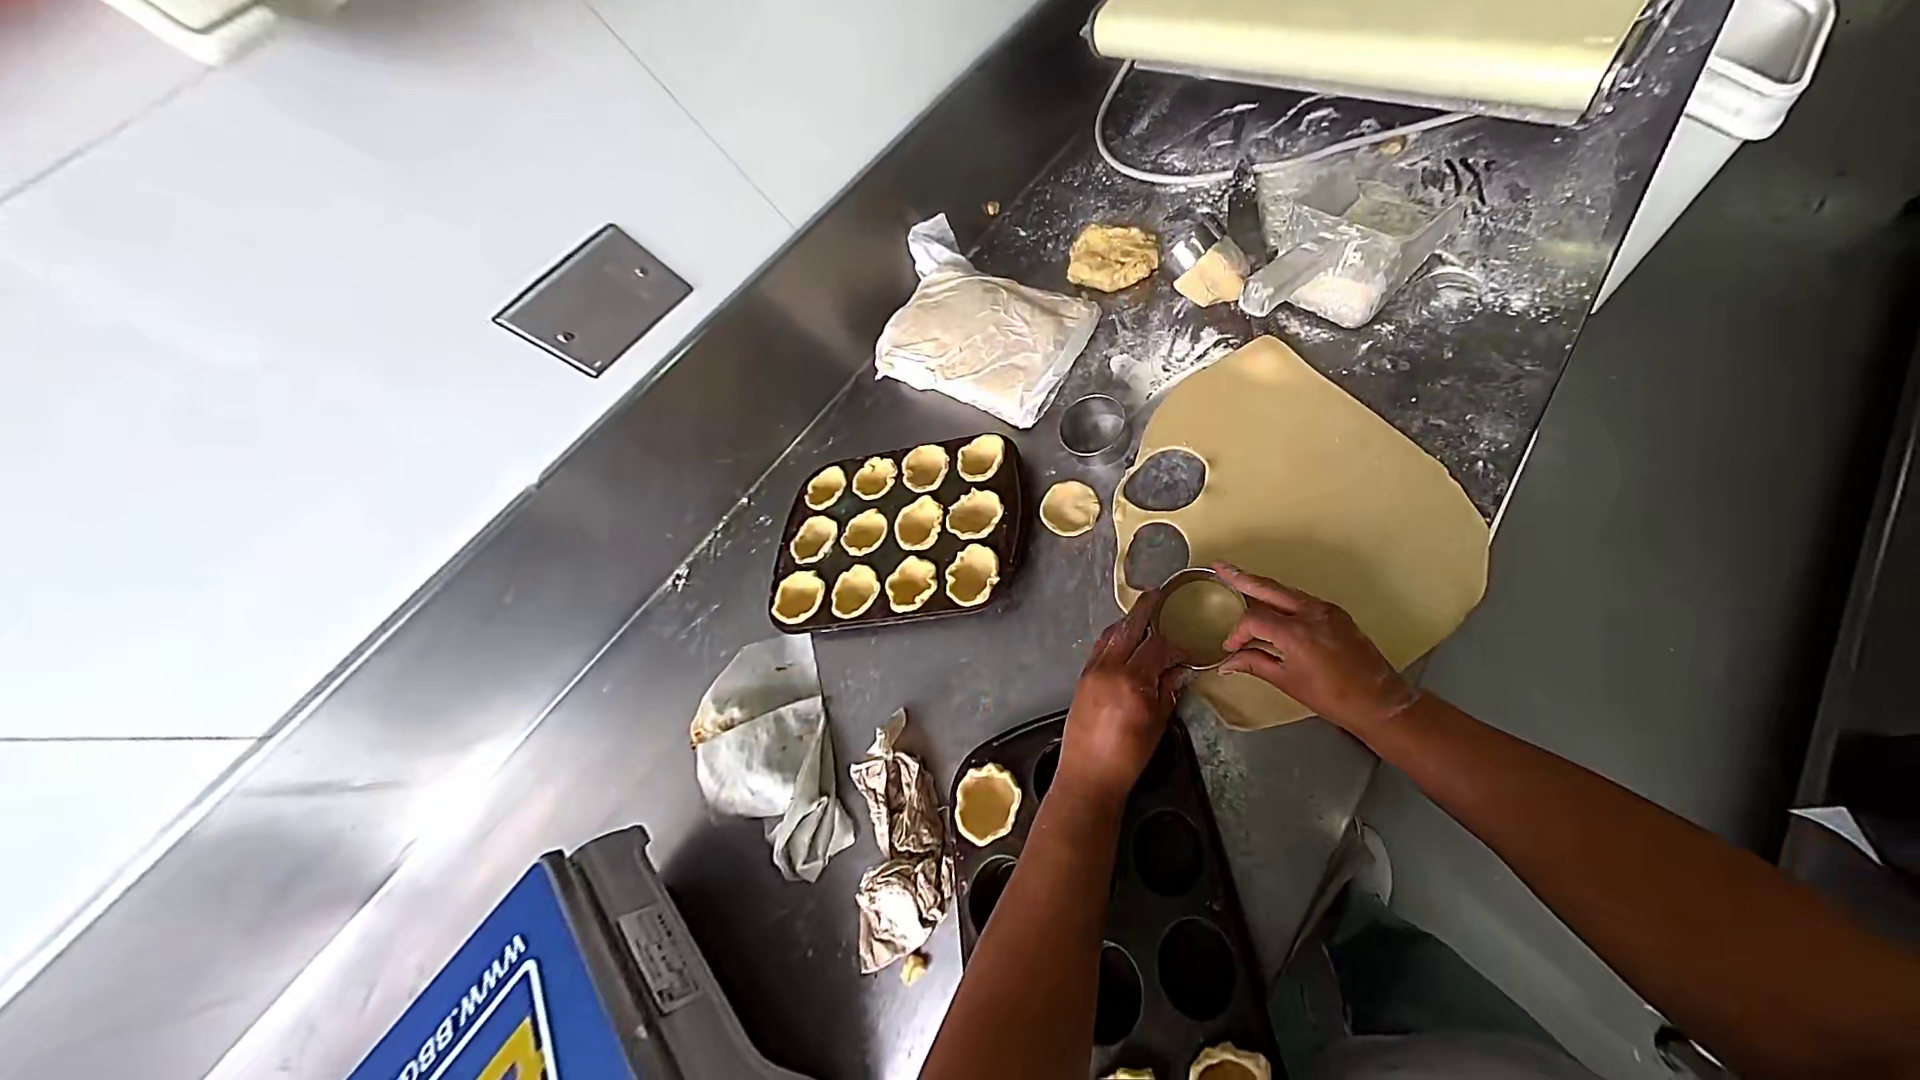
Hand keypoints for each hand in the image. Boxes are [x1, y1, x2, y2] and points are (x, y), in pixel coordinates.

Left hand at [1059, 591, 1189, 802]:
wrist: (1088, 773)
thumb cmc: (1126, 755)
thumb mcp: (1157, 722)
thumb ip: (1168, 690)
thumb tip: (1180, 669)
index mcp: (1131, 680)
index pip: (1157, 647)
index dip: (1175, 645)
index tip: (1187, 651)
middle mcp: (1108, 669)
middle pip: (1129, 628)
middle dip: (1145, 609)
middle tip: (1157, 593)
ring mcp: (1091, 671)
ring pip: (1111, 634)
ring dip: (1128, 621)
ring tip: (1142, 612)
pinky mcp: (1082, 677)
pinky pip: (1099, 647)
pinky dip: (1113, 637)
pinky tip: (1123, 638)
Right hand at [1213, 563, 1417, 731]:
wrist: (1379, 701)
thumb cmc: (1334, 696)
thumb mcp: (1287, 681)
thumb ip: (1254, 664)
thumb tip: (1229, 662)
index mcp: (1296, 633)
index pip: (1254, 619)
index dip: (1238, 632)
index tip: (1232, 647)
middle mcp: (1311, 614)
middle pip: (1268, 588)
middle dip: (1241, 577)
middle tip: (1220, 567)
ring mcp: (1326, 611)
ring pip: (1285, 591)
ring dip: (1261, 586)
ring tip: (1239, 578)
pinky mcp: (1336, 614)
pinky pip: (1301, 599)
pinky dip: (1281, 597)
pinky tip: (1270, 600)